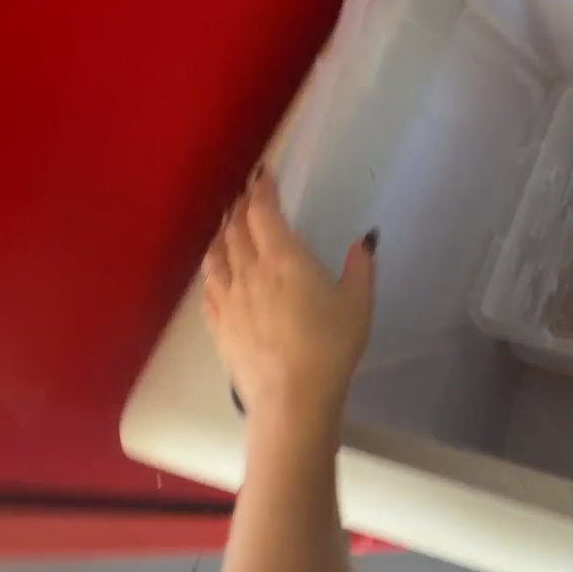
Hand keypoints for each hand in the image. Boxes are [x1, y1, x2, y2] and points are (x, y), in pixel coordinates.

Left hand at [202, 169, 374, 442]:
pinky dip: (212, 267)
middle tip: (248, 195)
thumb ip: (360, 267)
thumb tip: (364, 240)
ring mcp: (229, 299)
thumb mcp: (359, 302)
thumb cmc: (331, 345)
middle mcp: (250, 272)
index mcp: (285, 260)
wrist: (292, 397)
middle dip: (242, 208)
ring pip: (216, 255)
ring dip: (222, 233)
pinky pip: (208, 286)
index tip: (263, 174)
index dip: (261, 190)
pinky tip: (216, 269)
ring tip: (229, 225)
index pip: (264, 214)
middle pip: (236, 230)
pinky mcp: (218, 324)